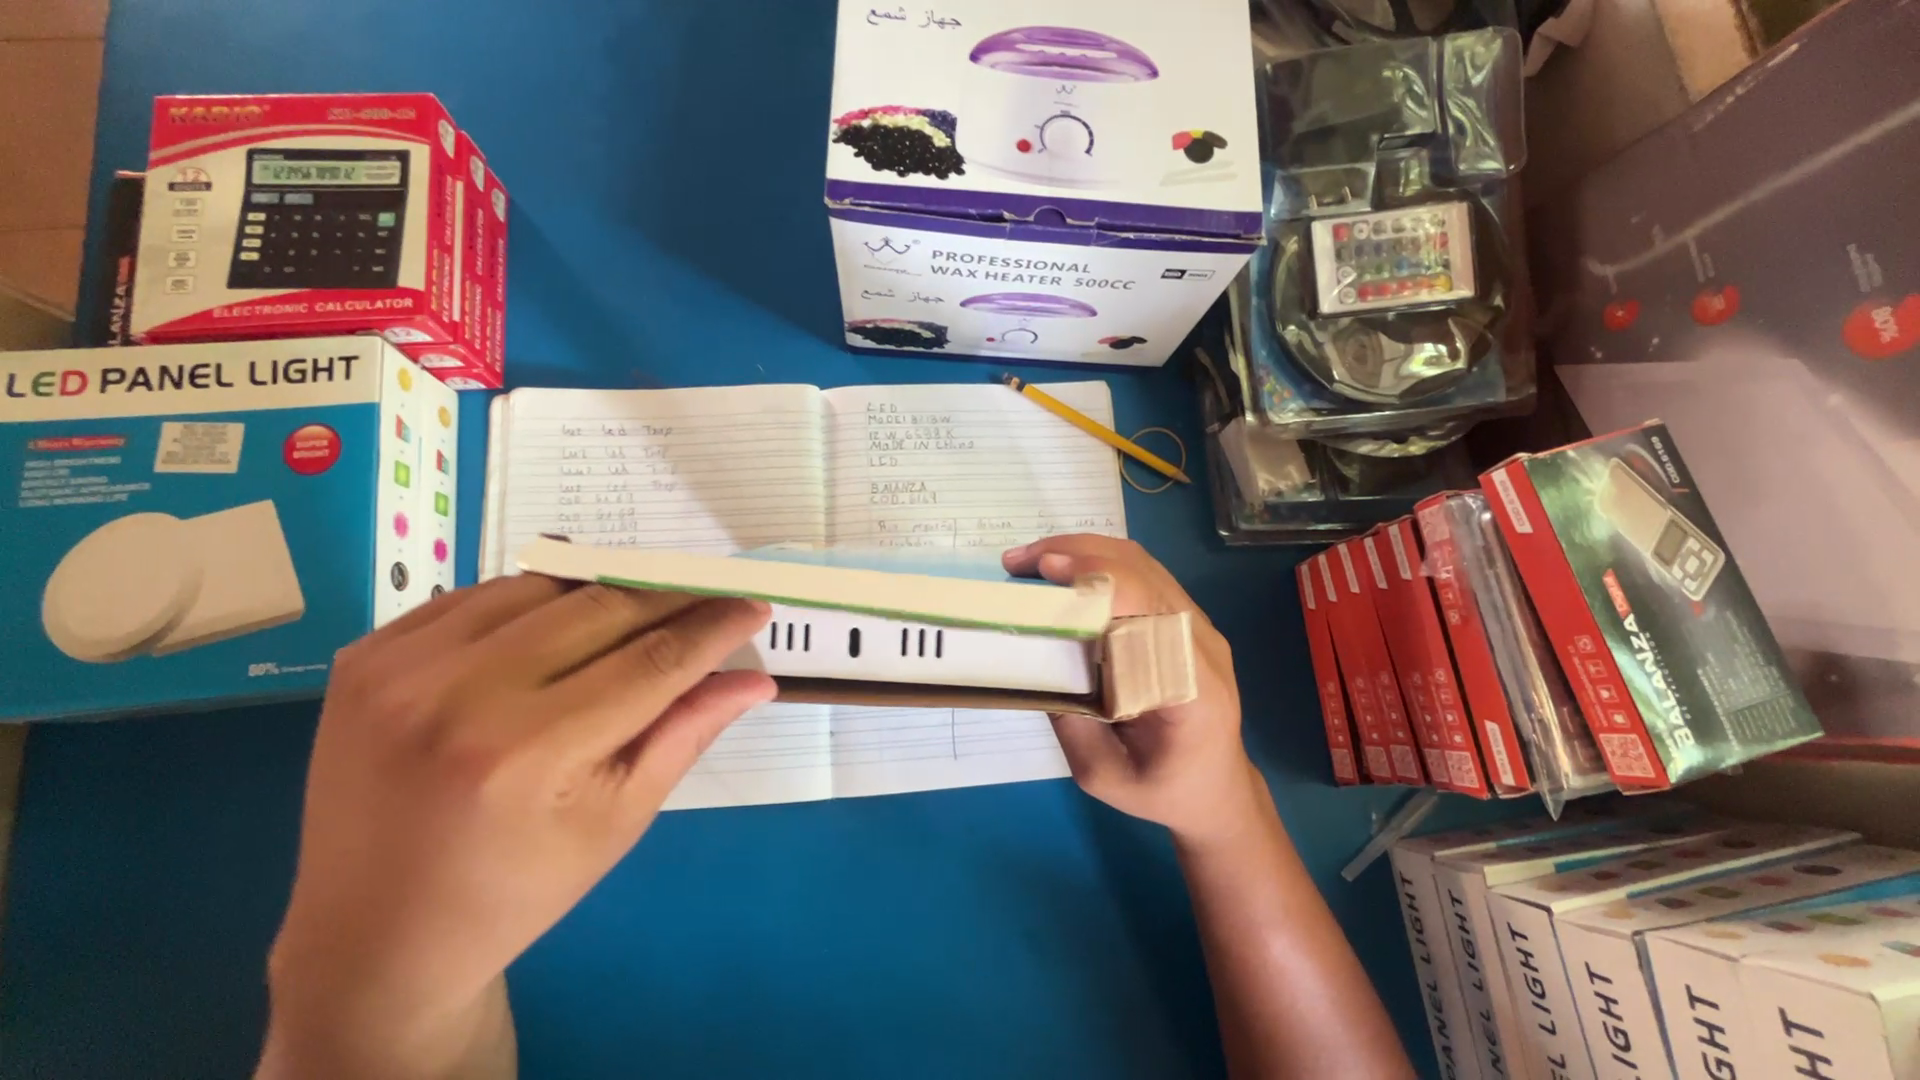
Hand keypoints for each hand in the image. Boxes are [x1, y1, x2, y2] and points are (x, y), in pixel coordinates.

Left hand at [260, 575, 774, 1077]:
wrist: (374, 936)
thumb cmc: (517, 889)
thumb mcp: (619, 819)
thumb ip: (687, 733)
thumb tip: (756, 678)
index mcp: (531, 753)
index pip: (653, 660)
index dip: (713, 627)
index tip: (751, 606)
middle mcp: (461, 694)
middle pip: (601, 608)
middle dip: (669, 598)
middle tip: (710, 599)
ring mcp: (402, 667)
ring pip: (540, 585)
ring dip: (602, 591)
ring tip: (641, 611)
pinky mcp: (366, 656)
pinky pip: (475, 596)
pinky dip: (532, 599)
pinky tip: (559, 620)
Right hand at [1003, 536, 1264, 845]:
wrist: (1217, 790)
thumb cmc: (1162, 790)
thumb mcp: (1102, 776)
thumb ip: (1070, 723)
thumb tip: (1035, 661)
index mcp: (1191, 688)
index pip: (1151, 611)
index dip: (1101, 579)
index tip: (1048, 570)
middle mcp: (1203, 644)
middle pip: (1144, 573)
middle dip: (1078, 553)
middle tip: (1017, 562)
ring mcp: (1200, 627)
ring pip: (1144, 565)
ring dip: (1085, 551)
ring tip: (1031, 560)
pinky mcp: (1187, 621)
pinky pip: (1145, 576)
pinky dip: (1099, 563)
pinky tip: (1063, 571)